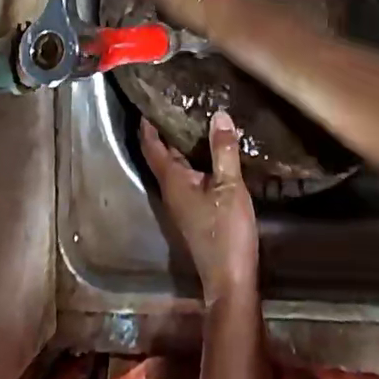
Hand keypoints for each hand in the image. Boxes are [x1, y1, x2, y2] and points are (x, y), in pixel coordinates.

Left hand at [139, 111, 258, 303]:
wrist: (231, 280)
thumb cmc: (226, 232)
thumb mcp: (229, 187)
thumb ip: (223, 150)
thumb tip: (218, 114)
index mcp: (173, 181)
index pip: (151, 146)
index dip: (147, 123)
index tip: (150, 98)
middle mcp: (171, 190)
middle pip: (162, 152)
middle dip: (166, 127)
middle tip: (180, 99)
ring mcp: (183, 202)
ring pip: (176, 164)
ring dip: (182, 141)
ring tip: (198, 115)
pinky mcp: (196, 209)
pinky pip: (189, 173)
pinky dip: (195, 156)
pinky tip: (213, 148)